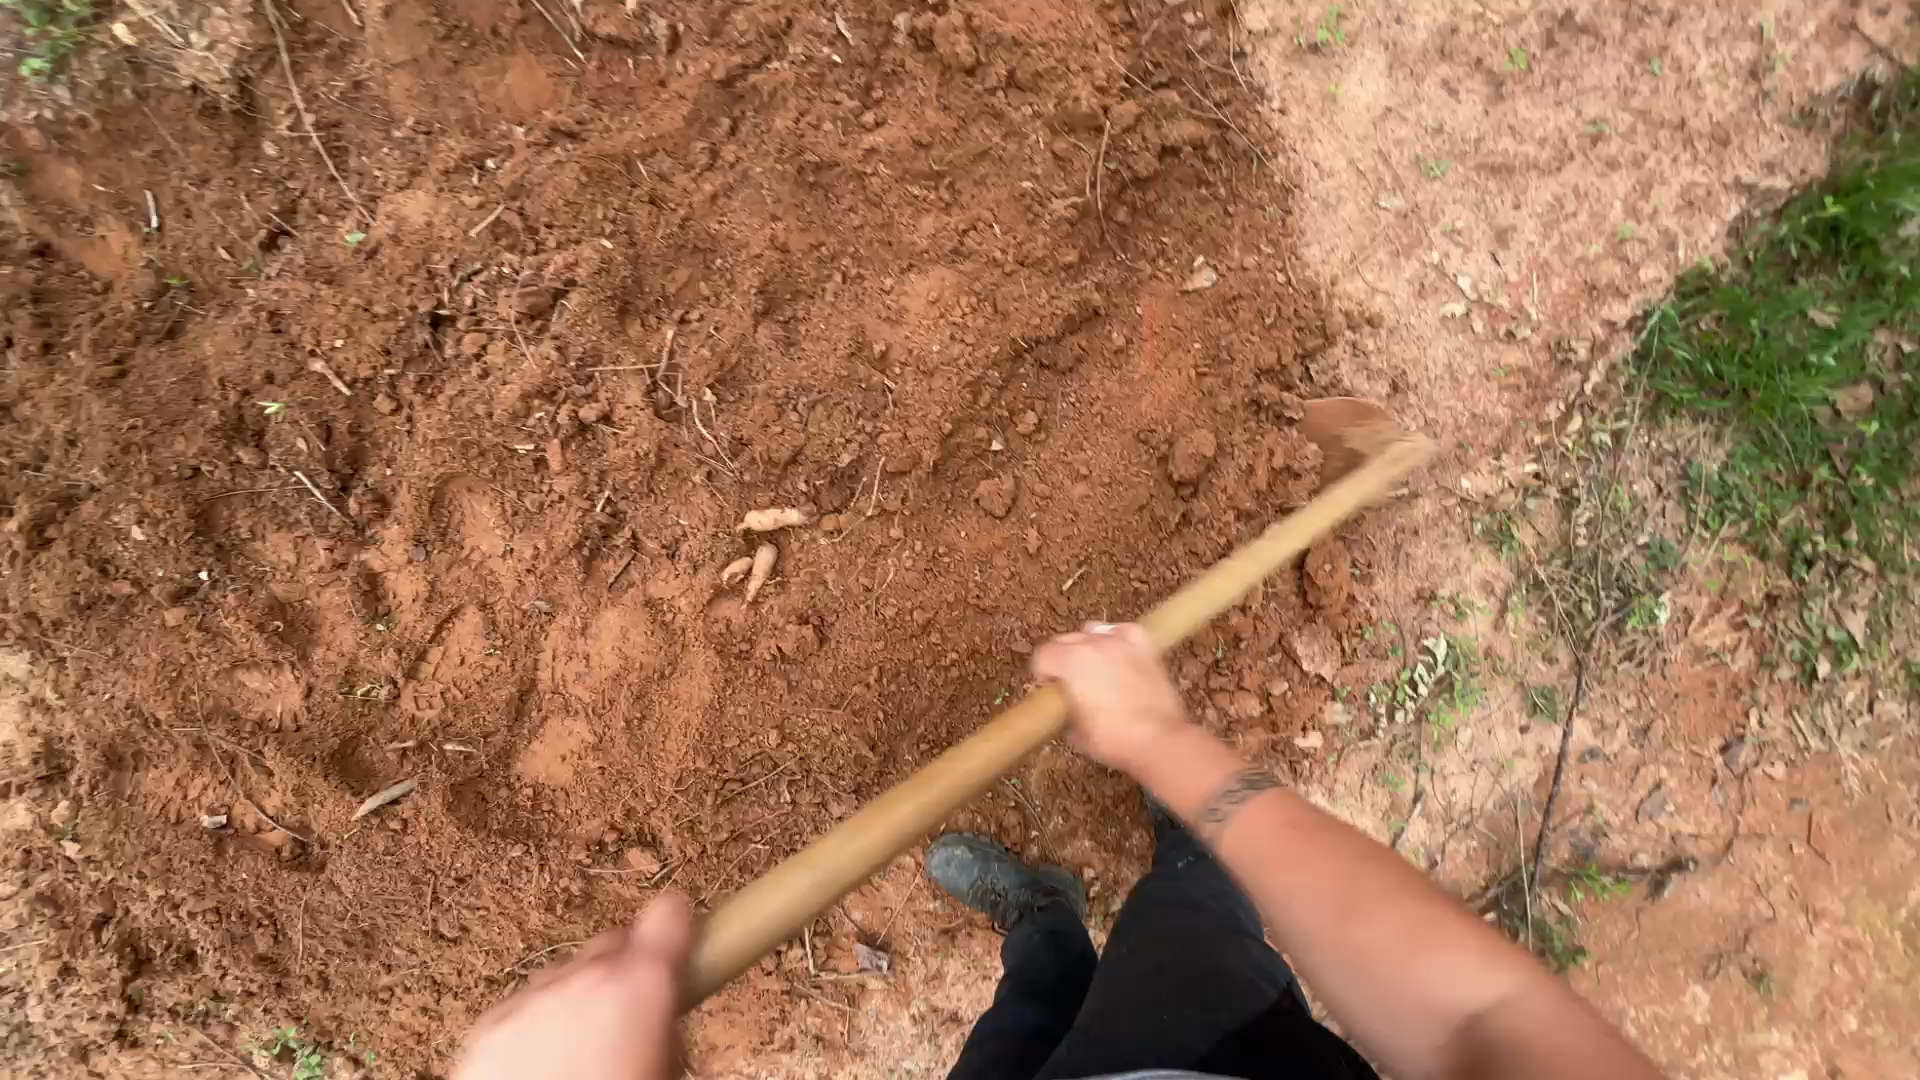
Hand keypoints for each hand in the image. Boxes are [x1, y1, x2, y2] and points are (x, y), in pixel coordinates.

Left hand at [455, 894, 692, 1079]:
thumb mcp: (666, 1072)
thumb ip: (668, 1032)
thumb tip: (661, 1021)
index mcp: (643, 984)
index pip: (670, 911)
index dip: (676, 930)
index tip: (677, 954)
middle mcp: (588, 977)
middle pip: (614, 943)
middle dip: (622, 974)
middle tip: (623, 1025)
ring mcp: (532, 999)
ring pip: (566, 974)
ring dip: (575, 1000)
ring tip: (573, 1059)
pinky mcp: (486, 1028)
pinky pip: (523, 1006)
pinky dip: (532, 1027)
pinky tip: (536, 1073)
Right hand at [1031, 622, 1187, 773]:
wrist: (1158, 739)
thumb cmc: (1113, 739)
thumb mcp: (1075, 732)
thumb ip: (1065, 712)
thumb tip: (1067, 710)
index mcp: (1069, 662)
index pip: (1042, 655)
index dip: (1042, 673)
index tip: (1049, 689)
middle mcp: (1092, 644)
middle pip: (1064, 639)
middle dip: (1061, 659)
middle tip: (1069, 683)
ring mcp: (1120, 642)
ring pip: (1091, 630)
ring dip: (1086, 645)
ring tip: (1094, 667)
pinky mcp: (1144, 647)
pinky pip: (1123, 630)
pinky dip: (1117, 638)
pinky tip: (1118, 653)